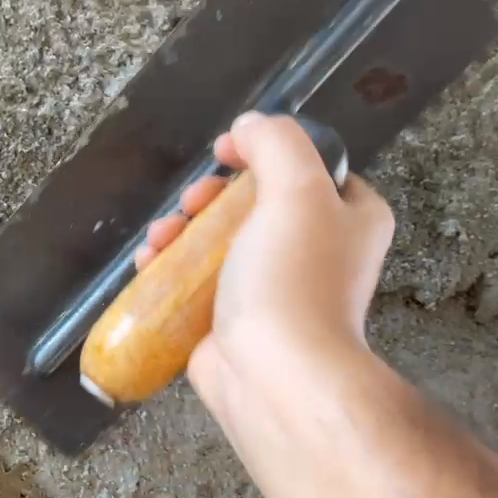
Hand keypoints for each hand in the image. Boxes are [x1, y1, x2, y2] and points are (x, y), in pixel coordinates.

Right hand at [137, 112, 395, 402]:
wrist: (270, 373)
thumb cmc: (290, 282)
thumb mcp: (297, 193)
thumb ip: (277, 145)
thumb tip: (250, 124)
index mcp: (349, 218)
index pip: (306, 170)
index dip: (261, 155)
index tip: (222, 153)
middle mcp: (313, 252)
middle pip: (250, 205)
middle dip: (209, 199)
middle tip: (189, 203)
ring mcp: (267, 290)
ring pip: (215, 243)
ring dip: (179, 231)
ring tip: (158, 237)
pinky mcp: (225, 320)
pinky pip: (191, 282)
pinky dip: (168, 268)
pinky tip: (148, 264)